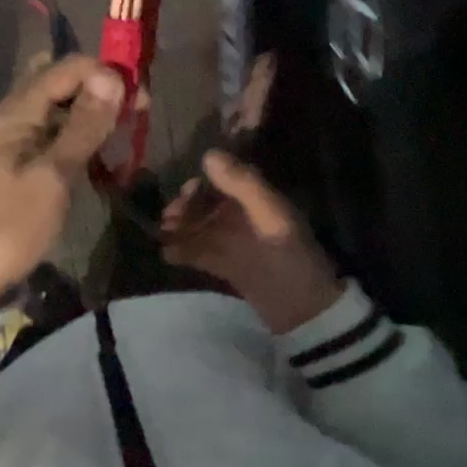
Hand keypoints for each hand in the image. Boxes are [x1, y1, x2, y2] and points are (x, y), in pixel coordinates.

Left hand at [0, 56, 124, 308]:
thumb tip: (112, 77)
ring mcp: (23, 137)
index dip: (106, 74)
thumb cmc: (14, 224)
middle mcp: (18, 114)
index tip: (141, 100)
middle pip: (66, 81)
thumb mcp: (53, 175)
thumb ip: (83, 126)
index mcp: (17, 110)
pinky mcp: (31, 159)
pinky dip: (86, 134)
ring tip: (128, 131)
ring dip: (97, 111)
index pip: (67, 67)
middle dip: (103, 87)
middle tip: (138, 113)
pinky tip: (107, 151)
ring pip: (66, 106)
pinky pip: (62, 132)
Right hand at [160, 150, 344, 333]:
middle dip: (186, 208)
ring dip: (181, 229)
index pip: (224, 181)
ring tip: (162, 235)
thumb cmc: (290, 259)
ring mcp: (236, 244)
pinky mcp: (228, 267)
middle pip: (207, 205)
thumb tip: (208, 154)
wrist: (304, 312)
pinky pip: (201, 253)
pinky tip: (166, 254)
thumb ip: (242, 185)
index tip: (184, 192)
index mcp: (260, 201)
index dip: (201, 184)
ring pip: (200, 229)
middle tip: (167, 219)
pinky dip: (184, 251)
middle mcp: (245, 218)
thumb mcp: (270, 217)